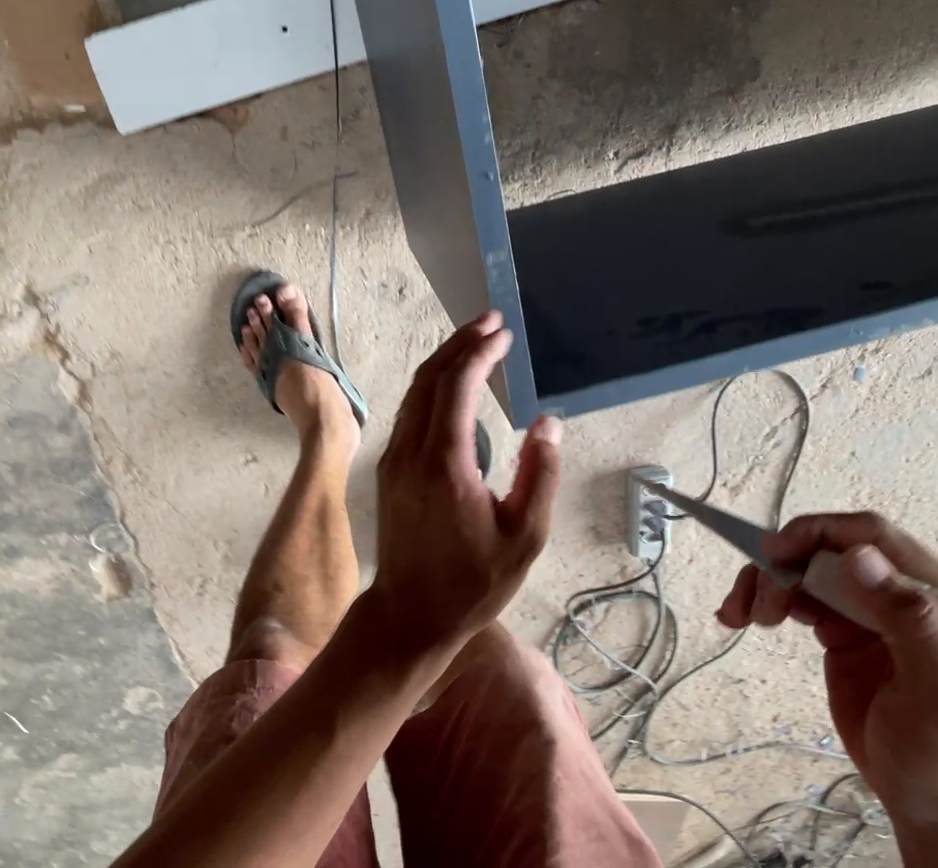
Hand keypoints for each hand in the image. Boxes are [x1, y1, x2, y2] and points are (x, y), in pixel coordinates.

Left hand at [370, 311, 560, 658]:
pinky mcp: (389, 469)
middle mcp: (411, 452)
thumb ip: (540, 475)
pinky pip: (408, 411)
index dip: (480, 353)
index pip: (457, 386)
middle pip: (429, 377)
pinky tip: (452, 385)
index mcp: (444, 464)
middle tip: (491, 322)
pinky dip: (431, 385)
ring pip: (414, 391)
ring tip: (475, 342)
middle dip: (460, 342)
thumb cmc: (473, 583)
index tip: (504, 334)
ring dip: (443, 360)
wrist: (409, 615)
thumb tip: (549, 422)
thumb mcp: (524, 537)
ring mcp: (394, 459)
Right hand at [718, 513, 937, 863]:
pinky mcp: (844, 632)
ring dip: (767, 584)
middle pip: (829, 551)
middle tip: (757, 608)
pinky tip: (741, 617)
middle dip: (783, 567)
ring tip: (742, 617)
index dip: (820, 533)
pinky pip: (798, 598)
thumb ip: (910, 623)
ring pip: (806, 571)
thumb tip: (859, 557)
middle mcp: (904, 593)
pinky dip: (765, 601)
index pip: (874, 538)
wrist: (937, 813)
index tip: (775, 552)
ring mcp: (871, 612)